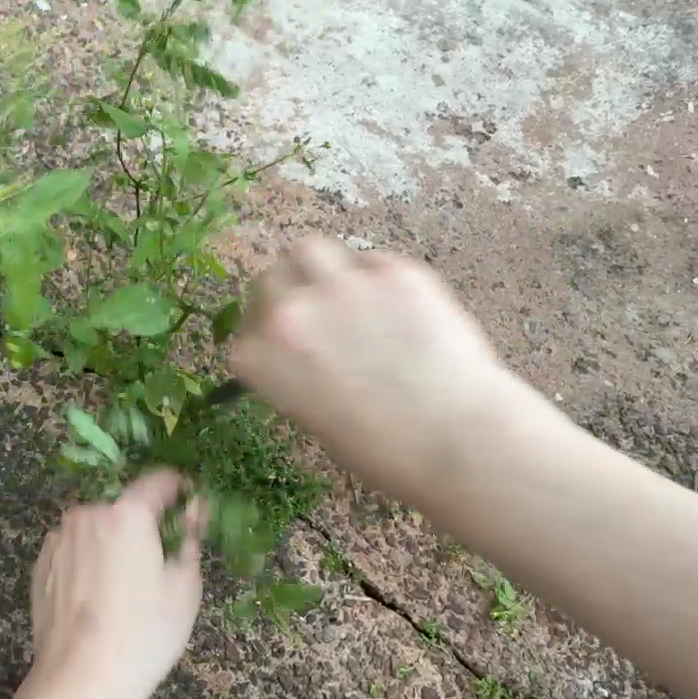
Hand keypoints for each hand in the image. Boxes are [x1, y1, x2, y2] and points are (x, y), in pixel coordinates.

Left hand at [29, 470, 203, 698]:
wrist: (80, 678)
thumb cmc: (143, 634)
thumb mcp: (185, 587)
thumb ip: (190, 537)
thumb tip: (194, 508)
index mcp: (127, 514)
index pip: (158, 481)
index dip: (178, 489)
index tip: (188, 505)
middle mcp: (88, 514)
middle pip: (123, 508)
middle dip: (141, 525)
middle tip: (156, 563)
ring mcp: (59, 538)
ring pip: (96, 529)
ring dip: (111, 543)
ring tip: (122, 589)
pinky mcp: (40, 563)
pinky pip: (73, 550)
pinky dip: (86, 561)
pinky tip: (95, 598)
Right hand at [229, 235, 540, 503]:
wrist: (453, 440)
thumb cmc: (380, 448)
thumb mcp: (309, 412)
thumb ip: (291, 371)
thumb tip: (304, 347)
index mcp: (258, 358)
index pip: (245, 327)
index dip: (266, 330)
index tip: (284, 339)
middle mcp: (287, 314)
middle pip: (269, 280)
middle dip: (286, 293)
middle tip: (313, 309)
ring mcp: (338, 287)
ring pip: (308, 250)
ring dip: (317, 267)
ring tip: (340, 287)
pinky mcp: (391, 272)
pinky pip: (368, 260)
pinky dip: (372, 276)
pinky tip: (393, 304)